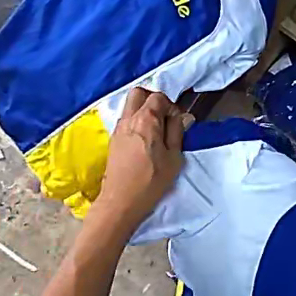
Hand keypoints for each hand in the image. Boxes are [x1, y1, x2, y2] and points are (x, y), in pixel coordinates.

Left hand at [92, 89, 186, 231]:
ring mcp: (118, 129)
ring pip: (130, 106)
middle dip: (153, 99)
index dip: (171, 106)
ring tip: (156, 131)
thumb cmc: (152, 180)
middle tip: (165, 117)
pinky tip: (146, 140)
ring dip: (144, 111)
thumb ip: (177, 132)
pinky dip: (136, 122)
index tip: (176, 122)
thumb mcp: (174, 157)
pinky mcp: (113, 140)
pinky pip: (126, 120)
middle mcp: (128, 120)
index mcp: (146, 121)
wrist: (121, 201)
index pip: (158, 97)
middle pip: (138, 93)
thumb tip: (182, 117)